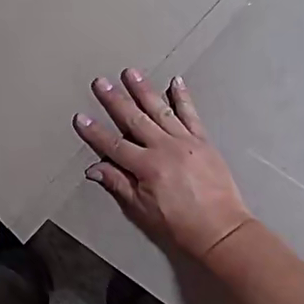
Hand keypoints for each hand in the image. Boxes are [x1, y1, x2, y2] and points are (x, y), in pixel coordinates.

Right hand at [73, 69, 254, 259]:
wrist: (223, 231)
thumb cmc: (181, 225)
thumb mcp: (142, 209)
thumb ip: (119, 184)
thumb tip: (94, 169)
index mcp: (147, 166)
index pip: (113, 145)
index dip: (95, 132)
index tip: (81, 118)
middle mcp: (165, 148)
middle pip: (134, 119)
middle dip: (115, 100)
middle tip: (101, 82)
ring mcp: (186, 142)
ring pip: (160, 110)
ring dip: (143, 90)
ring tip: (130, 73)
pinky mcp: (203, 142)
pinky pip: (191, 115)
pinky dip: (183, 97)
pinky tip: (175, 81)